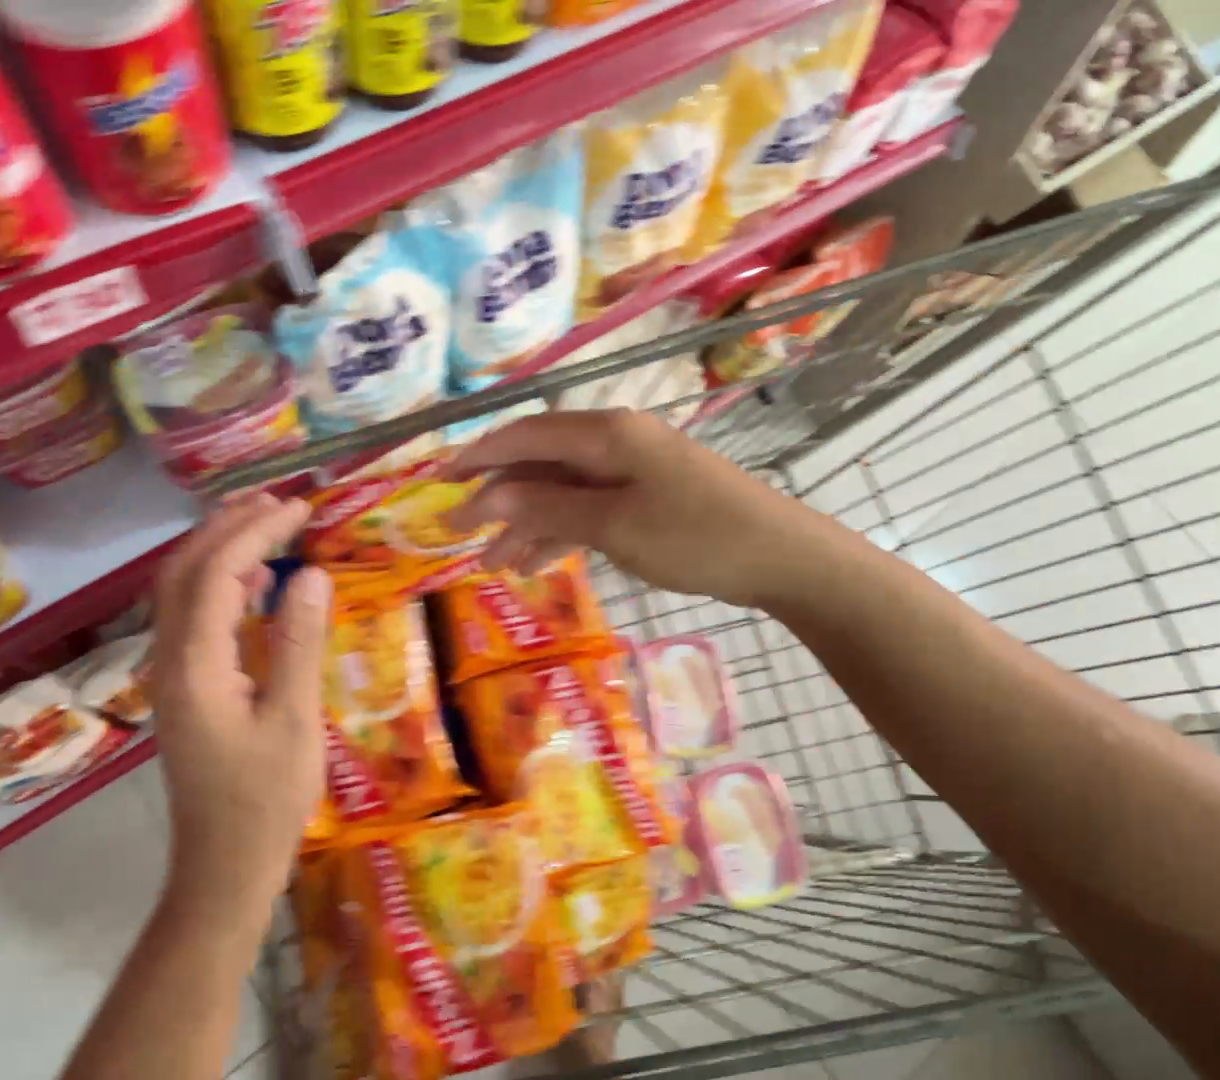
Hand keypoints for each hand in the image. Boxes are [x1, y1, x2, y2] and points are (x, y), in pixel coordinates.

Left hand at [151, 494, 331, 913]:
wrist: (222, 868)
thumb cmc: (264, 802)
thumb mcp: (294, 722)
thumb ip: (299, 643)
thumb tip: (309, 573)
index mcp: (195, 664)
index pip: (218, 573)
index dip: (258, 531)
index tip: (301, 508)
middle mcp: (170, 659)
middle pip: (185, 570)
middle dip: (228, 526)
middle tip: (278, 500)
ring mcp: (171, 673)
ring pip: (182, 590)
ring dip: (219, 549)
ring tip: (266, 523)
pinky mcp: (184, 687)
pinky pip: (192, 616)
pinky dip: (221, 583)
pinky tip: (256, 585)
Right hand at [445, 409, 801, 607]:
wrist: (780, 557)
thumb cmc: (694, 536)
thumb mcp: (612, 526)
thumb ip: (545, 509)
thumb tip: (484, 497)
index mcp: (605, 433)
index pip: (525, 434)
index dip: (478, 456)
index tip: (439, 481)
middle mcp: (614, 441)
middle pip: (540, 463)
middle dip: (499, 498)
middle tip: (460, 533)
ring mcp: (632, 469)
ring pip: (562, 490)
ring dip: (527, 523)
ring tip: (492, 564)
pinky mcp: (646, 497)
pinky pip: (588, 508)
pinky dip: (561, 532)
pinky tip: (536, 563)